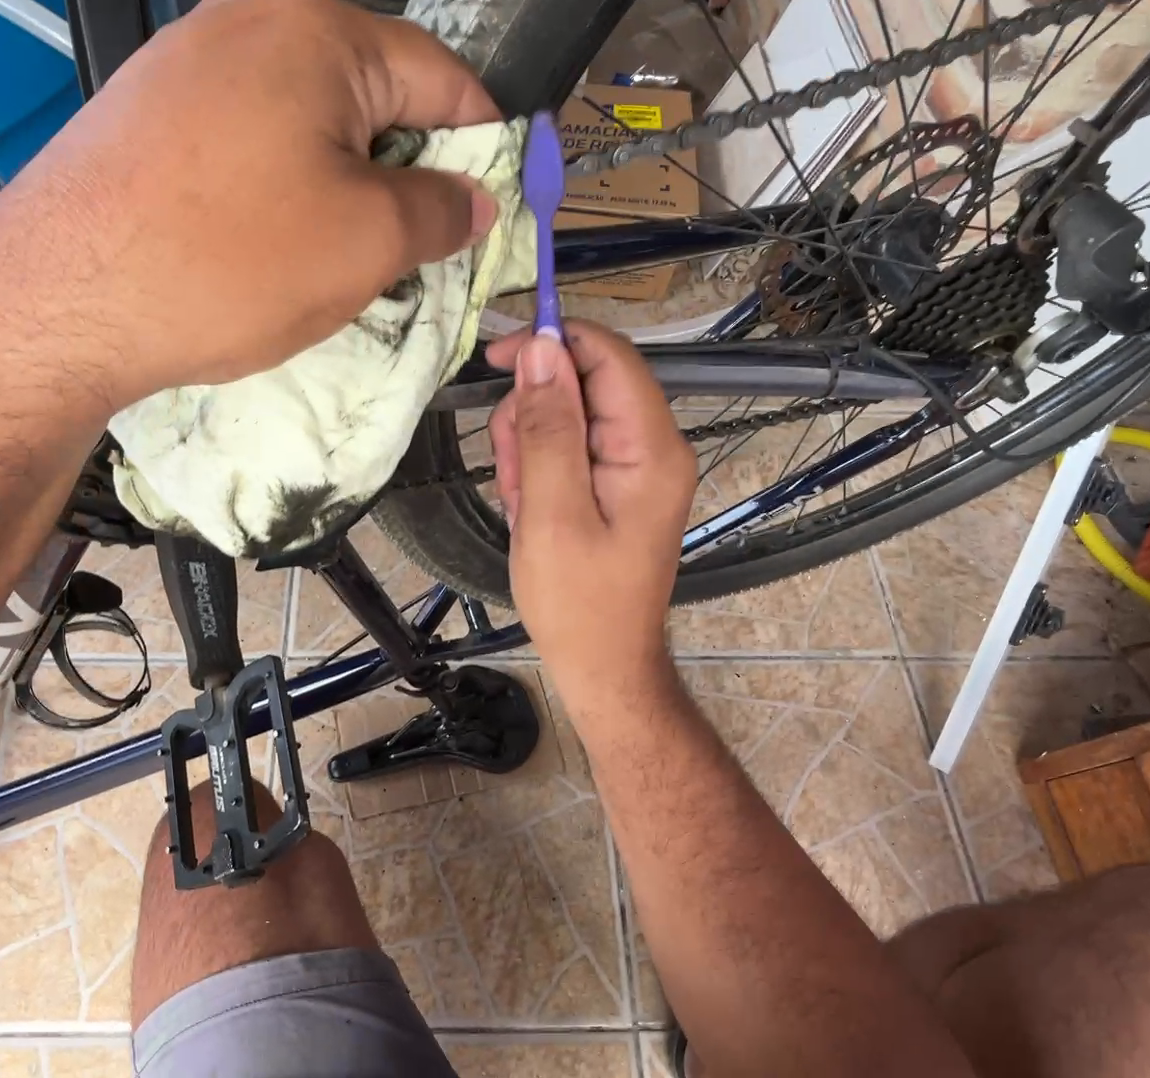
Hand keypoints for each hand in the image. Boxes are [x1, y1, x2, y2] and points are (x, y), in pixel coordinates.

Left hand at [0, 0, 498, 410]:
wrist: (61, 302)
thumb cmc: (231, 262)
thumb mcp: (365, 241)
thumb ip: (438, 211)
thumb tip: (474, 200)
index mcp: (317, 30)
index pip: (442, 76)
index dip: (483, 146)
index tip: (493, 208)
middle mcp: (249, 22)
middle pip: (372, 99)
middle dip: (407, 174)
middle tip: (419, 253)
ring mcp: (190, 67)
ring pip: (310, 129)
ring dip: (346, 192)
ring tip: (345, 264)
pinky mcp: (152, 119)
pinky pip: (253, 148)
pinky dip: (286, 195)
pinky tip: (275, 252)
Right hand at [488, 322, 695, 697]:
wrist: (601, 663)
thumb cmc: (578, 602)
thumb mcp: (552, 513)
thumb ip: (547, 427)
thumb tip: (540, 349)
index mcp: (651, 447)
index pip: (608, 355)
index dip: (553, 341)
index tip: (497, 358)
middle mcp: (652, 446)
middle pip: (582, 383)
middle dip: (532, 417)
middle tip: (513, 475)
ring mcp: (634, 465)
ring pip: (565, 415)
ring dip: (528, 449)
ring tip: (522, 504)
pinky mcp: (615, 483)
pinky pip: (566, 449)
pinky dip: (537, 472)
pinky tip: (530, 511)